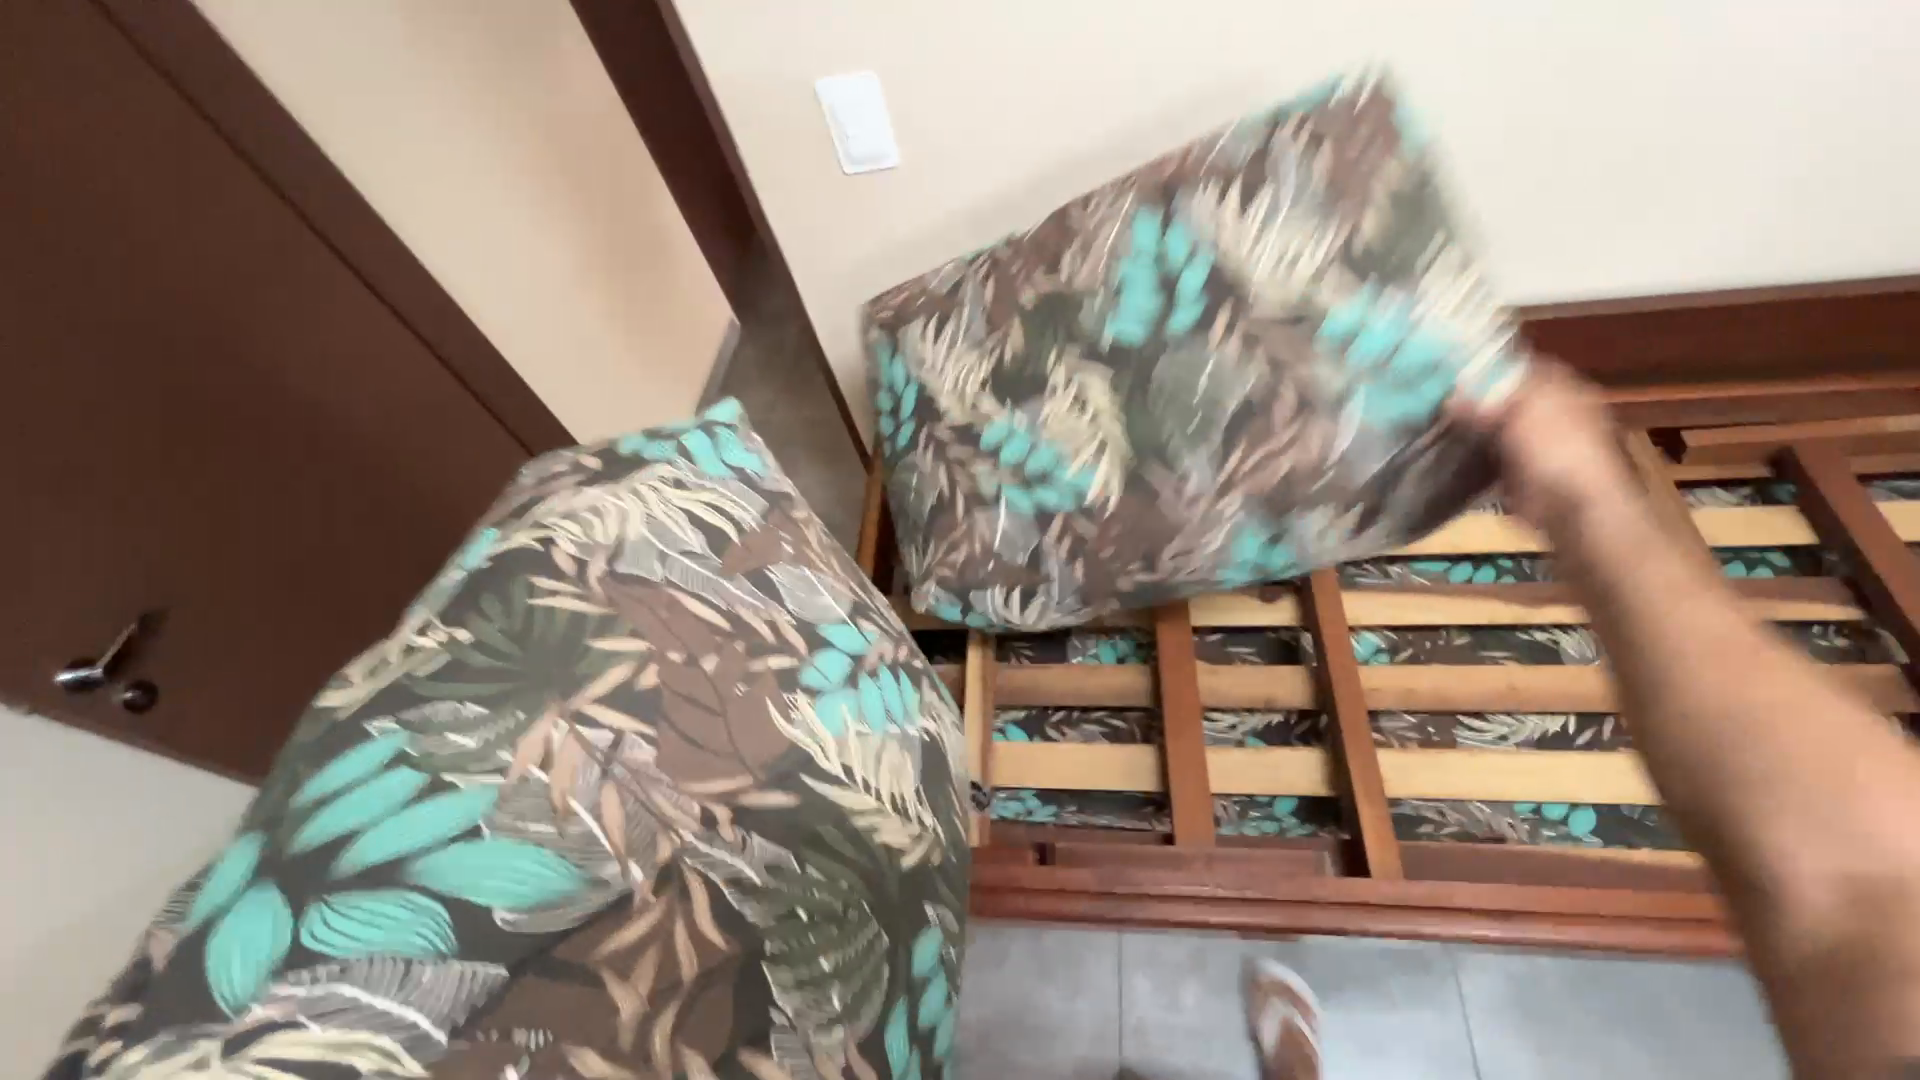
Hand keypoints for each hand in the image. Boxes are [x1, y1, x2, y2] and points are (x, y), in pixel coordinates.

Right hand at [1449, 361, 1640, 536]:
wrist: (1572, 507)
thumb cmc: (1559, 450)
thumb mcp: (1524, 413)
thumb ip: (1488, 400)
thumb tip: (1451, 395)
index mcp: (1563, 392)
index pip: (1525, 369)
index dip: (1493, 368)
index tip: (1456, 371)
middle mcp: (1550, 415)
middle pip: (1506, 399)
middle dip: (1474, 399)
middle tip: (1436, 395)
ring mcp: (1533, 445)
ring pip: (1493, 428)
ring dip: (1468, 427)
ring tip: (1432, 420)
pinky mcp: (1516, 472)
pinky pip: (1486, 456)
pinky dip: (1468, 454)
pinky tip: (1443, 448)